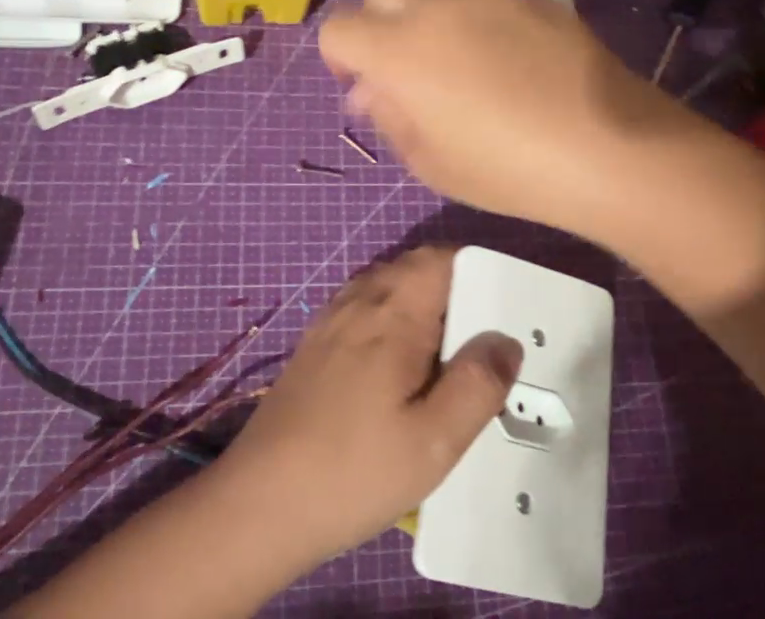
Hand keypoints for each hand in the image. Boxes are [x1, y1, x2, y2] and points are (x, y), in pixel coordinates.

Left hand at [211, 247, 521, 563]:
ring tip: (447, 364)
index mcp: (391, 313)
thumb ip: (478, 383)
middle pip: (413, 271)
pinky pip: (362, 315)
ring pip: (386, 292)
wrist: (259, 504)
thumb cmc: (354, 472)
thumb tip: (505, 340)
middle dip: (454, 293)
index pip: (440, 258)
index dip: (478, 272)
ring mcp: (328, 325)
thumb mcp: (435, 440)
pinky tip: (399, 377)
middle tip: (484, 346)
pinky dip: (390, 327)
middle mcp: (356, 304)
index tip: (506, 310)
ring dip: (421, 312)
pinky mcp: (312, 350)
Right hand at [319, 0, 705, 246]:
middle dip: (379, 30)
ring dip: (432, 27)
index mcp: (398, 51)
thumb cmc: (506, 170)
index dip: (341, 59)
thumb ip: (388, 116)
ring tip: (470, 75)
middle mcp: (436, 9)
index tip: (363, 88)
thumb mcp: (429, 162)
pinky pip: (486, 2)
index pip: (338, 29)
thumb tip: (371, 90)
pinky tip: (515, 68)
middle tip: (406, 76)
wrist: (608, 148)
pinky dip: (480, 27)